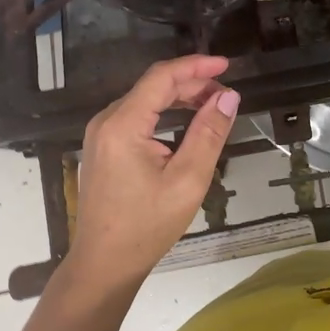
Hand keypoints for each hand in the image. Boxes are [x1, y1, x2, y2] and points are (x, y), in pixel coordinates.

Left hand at [69, 55, 239, 289]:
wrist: (104, 265)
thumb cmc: (147, 225)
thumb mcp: (188, 180)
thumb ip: (209, 133)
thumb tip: (228, 97)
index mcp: (123, 125)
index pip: (161, 77)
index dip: (196, 66)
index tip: (227, 65)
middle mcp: (106, 121)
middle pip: (152, 86)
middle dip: (192, 82)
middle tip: (226, 94)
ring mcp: (101, 134)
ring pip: (145, 99)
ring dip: (179, 96)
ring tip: (213, 104)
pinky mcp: (103, 147)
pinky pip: (136, 115)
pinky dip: (165, 111)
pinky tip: (187, 120)